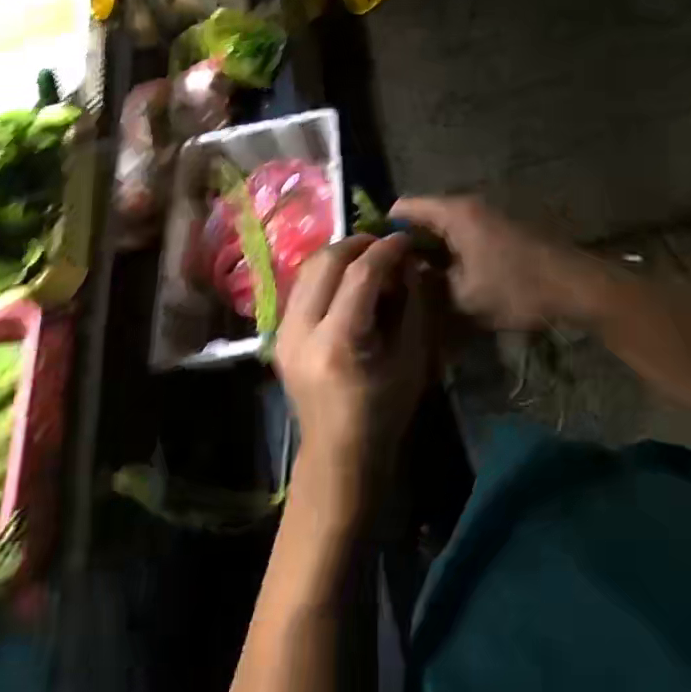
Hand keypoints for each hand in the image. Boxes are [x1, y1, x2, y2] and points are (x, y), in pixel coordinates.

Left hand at [275, 234, 436, 506]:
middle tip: (386, 244)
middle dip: (358, 244)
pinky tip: (349, 281)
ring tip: (369, 258)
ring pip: (307, 269)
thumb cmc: (384, 411)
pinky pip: (302, 287)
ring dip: (340, 255)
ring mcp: (282, 333)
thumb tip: (408, 264)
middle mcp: (300, 331)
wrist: (338, 453)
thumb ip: (412, 305)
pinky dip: (326, 274)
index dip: (386, 250)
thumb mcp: (412, 358)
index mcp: (337, 342)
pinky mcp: (278, 335)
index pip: (359, 274)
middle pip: (325, 262)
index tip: (406, 238)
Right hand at [389, 196, 601, 329]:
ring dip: (431, 253)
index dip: (383, 231)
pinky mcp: (502, 230)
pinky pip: (464, 236)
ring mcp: (489, 216)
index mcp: (454, 212)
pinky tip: (448, 282)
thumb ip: (426, 286)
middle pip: (423, 217)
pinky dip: (451, 254)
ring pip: (445, 229)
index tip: (372, 261)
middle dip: (406, 246)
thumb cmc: (516, 289)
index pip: (403, 207)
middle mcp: (470, 205)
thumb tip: (402, 280)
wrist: (575, 287)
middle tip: (391, 278)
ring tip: (416, 284)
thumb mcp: (462, 297)